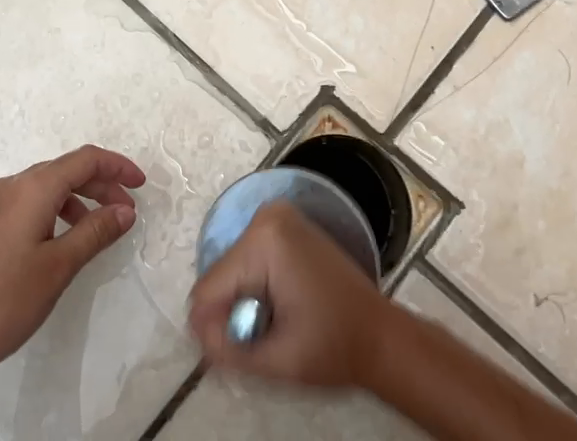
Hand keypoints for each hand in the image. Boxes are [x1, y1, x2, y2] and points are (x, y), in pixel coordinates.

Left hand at [0, 145, 147, 385]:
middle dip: (99, 184)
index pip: (83, 160)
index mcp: (30, 189)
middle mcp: (7, 188)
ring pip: (41, 189)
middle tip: (126, 210)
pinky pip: (23, 206)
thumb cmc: (1, 301)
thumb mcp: (58, 267)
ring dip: (75, 201)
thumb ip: (95, 232)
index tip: (141, 185)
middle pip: (62, 171)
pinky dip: (50, 213)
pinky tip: (55, 245)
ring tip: (95, 231)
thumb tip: (125, 208)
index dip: (116, 166)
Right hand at [187, 201, 395, 388]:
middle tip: (265, 339)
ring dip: (243, 303)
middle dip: (233, 313)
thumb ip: (225, 349)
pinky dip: (256, 290)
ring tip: (277, 322)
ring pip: (231, 272)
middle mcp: (267, 216)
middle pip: (220, 278)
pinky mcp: (283, 226)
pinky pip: (247, 263)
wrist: (380, 335)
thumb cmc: (335, 346)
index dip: (215, 328)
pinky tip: (282, 306)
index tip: (239, 351)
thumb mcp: (276, 360)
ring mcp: (277, 217)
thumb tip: (196, 333)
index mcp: (265, 240)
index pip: (208, 290)